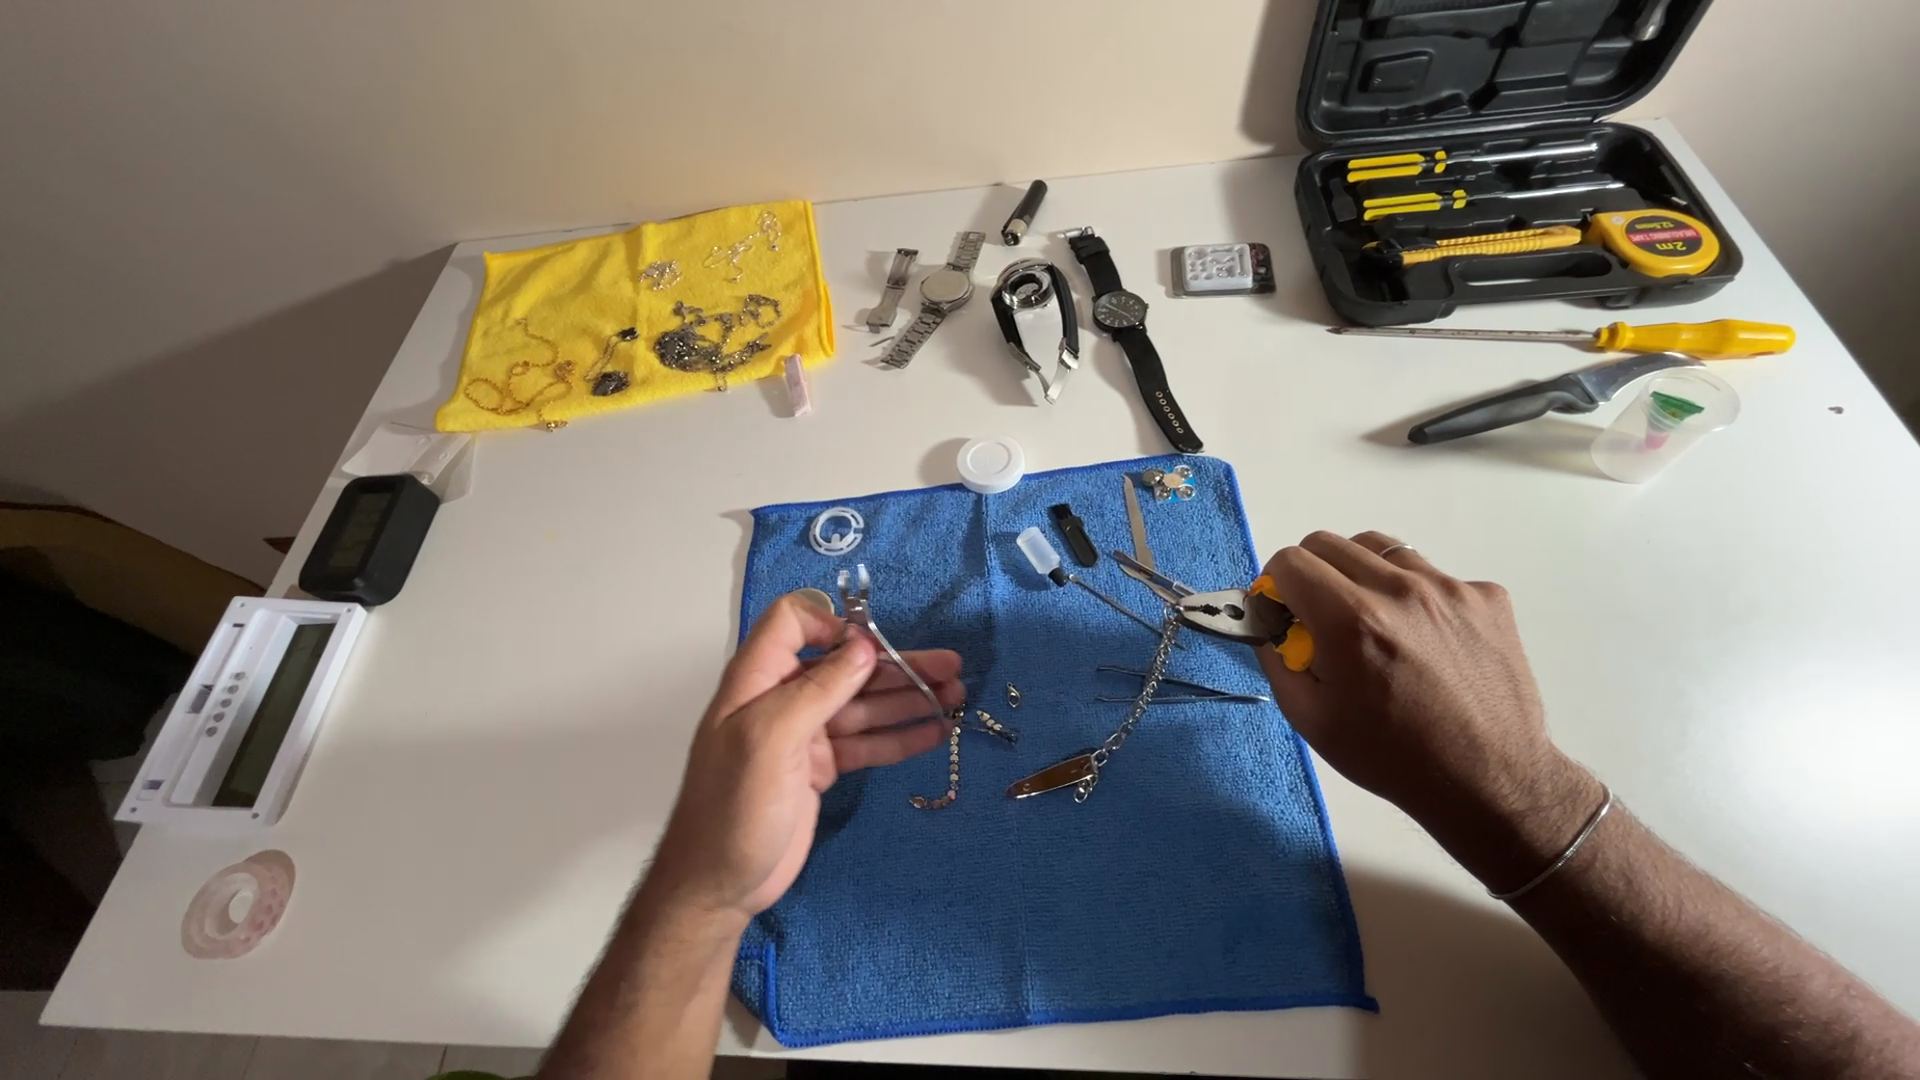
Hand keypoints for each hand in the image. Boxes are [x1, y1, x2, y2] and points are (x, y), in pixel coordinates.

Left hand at [646, 592, 961, 924]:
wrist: (718, 886)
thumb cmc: (734, 807)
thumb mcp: (770, 739)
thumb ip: (818, 689)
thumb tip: (863, 647)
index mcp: (759, 679)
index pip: (793, 623)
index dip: (833, 625)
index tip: (872, 648)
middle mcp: (784, 698)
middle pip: (847, 666)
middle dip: (899, 665)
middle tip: (952, 669)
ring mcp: (806, 734)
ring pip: (865, 704)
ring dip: (910, 699)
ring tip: (957, 698)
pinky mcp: (822, 767)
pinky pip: (868, 742)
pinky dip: (901, 736)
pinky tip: (937, 732)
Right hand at [1257, 531, 1600, 886]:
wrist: (1488, 780)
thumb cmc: (1387, 754)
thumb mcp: (1307, 715)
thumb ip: (1275, 656)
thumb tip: (1264, 617)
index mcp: (1349, 619)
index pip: (1290, 561)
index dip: (1276, 584)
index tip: (1284, 610)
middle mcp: (1398, 590)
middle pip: (1328, 543)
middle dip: (1310, 573)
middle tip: (1319, 615)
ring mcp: (1449, 588)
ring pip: (1379, 548)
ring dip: (1359, 574)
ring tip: (1371, 619)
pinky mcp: (1487, 596)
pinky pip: (1429, 572)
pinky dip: (1410, 593)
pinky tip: (1420, 637)